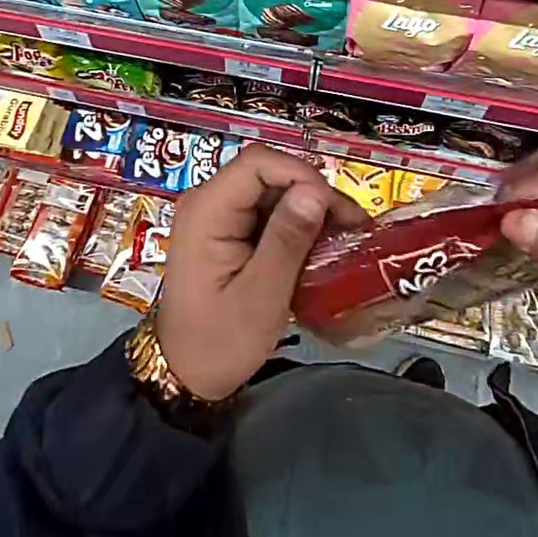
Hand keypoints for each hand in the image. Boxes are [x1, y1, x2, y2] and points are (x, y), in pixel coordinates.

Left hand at [156, 144, 366, 400]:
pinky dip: (299, 222)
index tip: (335, 210)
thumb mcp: (260, 297)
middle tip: (352, 225)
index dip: (302, 175)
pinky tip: (322, 244)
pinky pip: (270, 208)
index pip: (259, 163)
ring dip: (311, 207)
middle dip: (314, 192)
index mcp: (207, 210)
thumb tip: (315, 192)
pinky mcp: (230, 227)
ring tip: (345, 236)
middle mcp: (209, 200)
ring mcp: (218, 213)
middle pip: (269, 171)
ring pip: (274, 188)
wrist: (184, 374)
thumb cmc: (219, 341)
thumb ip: (286, 241)